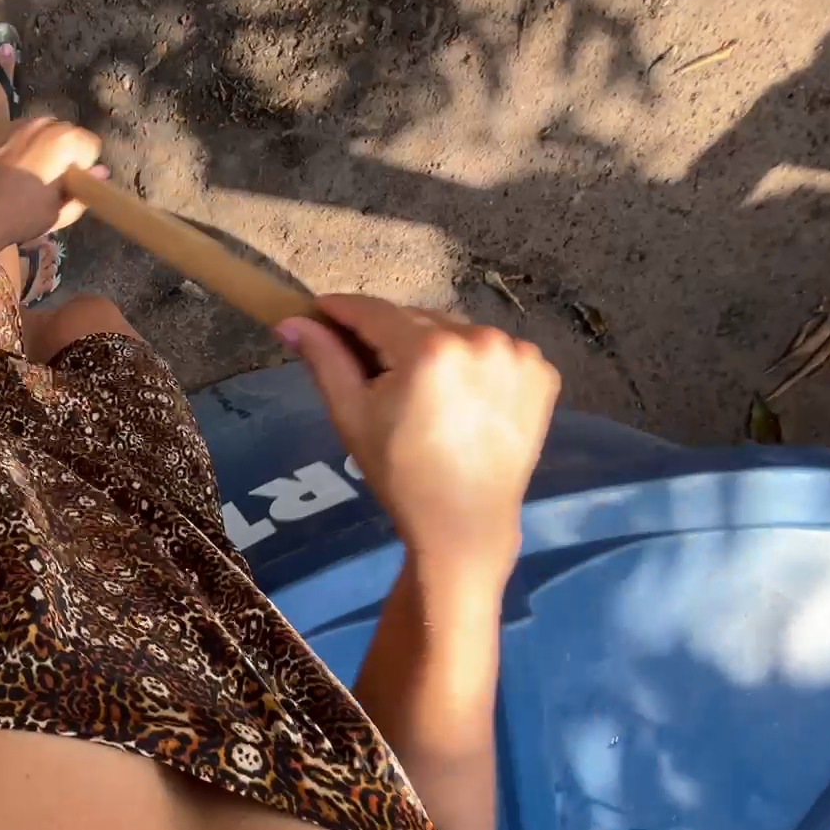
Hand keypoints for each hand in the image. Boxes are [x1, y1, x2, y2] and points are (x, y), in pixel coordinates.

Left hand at [0, 117, 107, 253]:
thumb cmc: (22, 216)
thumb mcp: (60, 213)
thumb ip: (84, 192)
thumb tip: (99, 175)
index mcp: (66, 141)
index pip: (92, 146)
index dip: (85, 168)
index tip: (71, 187)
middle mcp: (44, 123)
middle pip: (67, 135)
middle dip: (65, 155)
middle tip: (51, 183)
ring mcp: (17, 124)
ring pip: (43, 132)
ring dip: (43, 149)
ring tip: (29, 177)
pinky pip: (19, 135)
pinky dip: (21, 147)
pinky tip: (11, 170)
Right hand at [278, 295, 558, 578]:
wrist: (463, 520)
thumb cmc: (397, 470)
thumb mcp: (350, 413)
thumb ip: (323, 358)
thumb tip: (289, 322)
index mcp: (429, 349)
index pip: (374, 311)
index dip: (340, 309)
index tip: (317, 310)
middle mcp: (480, 338)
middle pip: (414, 319)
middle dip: (383, 333)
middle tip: (362, 363)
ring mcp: (518, 354)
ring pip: (452, 330)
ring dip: (426, 344)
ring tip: (412, 384)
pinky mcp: (541, 370)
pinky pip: (487, 349)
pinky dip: (465, 361)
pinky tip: (453, 394)